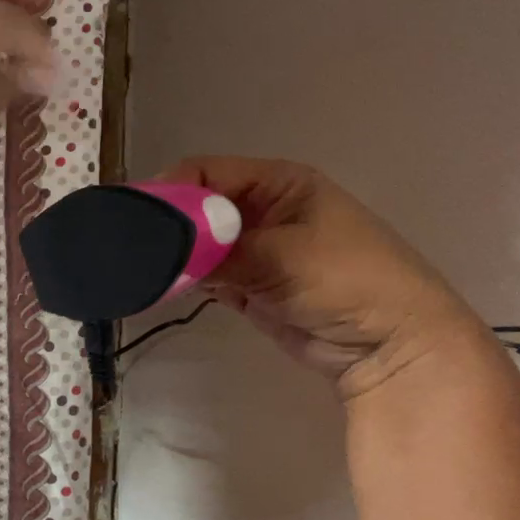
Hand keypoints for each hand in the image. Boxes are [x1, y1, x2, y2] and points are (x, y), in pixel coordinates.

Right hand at [160, 157, 491, 399]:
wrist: (389, 347)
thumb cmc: (347, 283)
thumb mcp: (278, 256)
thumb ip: (212, 250)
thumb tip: (153, 249)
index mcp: (278, 183)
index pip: (204, 172)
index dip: (170, 190)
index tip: (136, 219)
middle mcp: (261, 208)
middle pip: (194, 205)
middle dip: (166, 226)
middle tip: (130, 247)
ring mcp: (251, 247)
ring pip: (193, 241)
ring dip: (172, 256)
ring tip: (141, 270)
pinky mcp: (243, 281)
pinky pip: (199, 272)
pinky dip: (181, 279)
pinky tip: (159, 287)